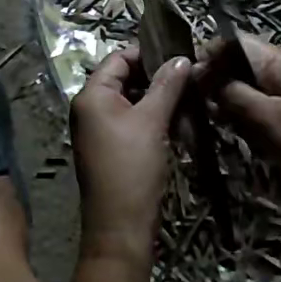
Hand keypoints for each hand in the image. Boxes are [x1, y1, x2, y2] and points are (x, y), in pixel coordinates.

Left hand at [70, 47, 192, 264]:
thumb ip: (166, 86)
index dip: (148, 54)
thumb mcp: (152, 121)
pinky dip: (152, 118)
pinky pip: (131, 121)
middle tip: (190, 78)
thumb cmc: (132, 167)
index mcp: (91, 95)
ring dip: (158, 99)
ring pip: (131, 101)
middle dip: (157, 77)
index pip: (118, 58)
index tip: (180, 56)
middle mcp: (89, 107)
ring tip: (190, 98)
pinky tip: (178, 122)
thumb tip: (182, 57)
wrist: (119, 227)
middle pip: (124, 78)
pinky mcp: (109, 147)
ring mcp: (98, 128)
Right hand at [195, 34, 280, 195]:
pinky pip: (253, 102)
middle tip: (195, 100)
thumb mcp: (266, 117)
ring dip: (223, 95)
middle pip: (236, 61)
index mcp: (280, 62)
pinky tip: (225, 125)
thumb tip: (198, 72)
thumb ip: (231, 91)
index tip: (190, 77)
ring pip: (242, 82)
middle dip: (214, 76)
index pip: (235, 41)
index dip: (210, 53)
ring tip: (207, 114)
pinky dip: (237, 110)